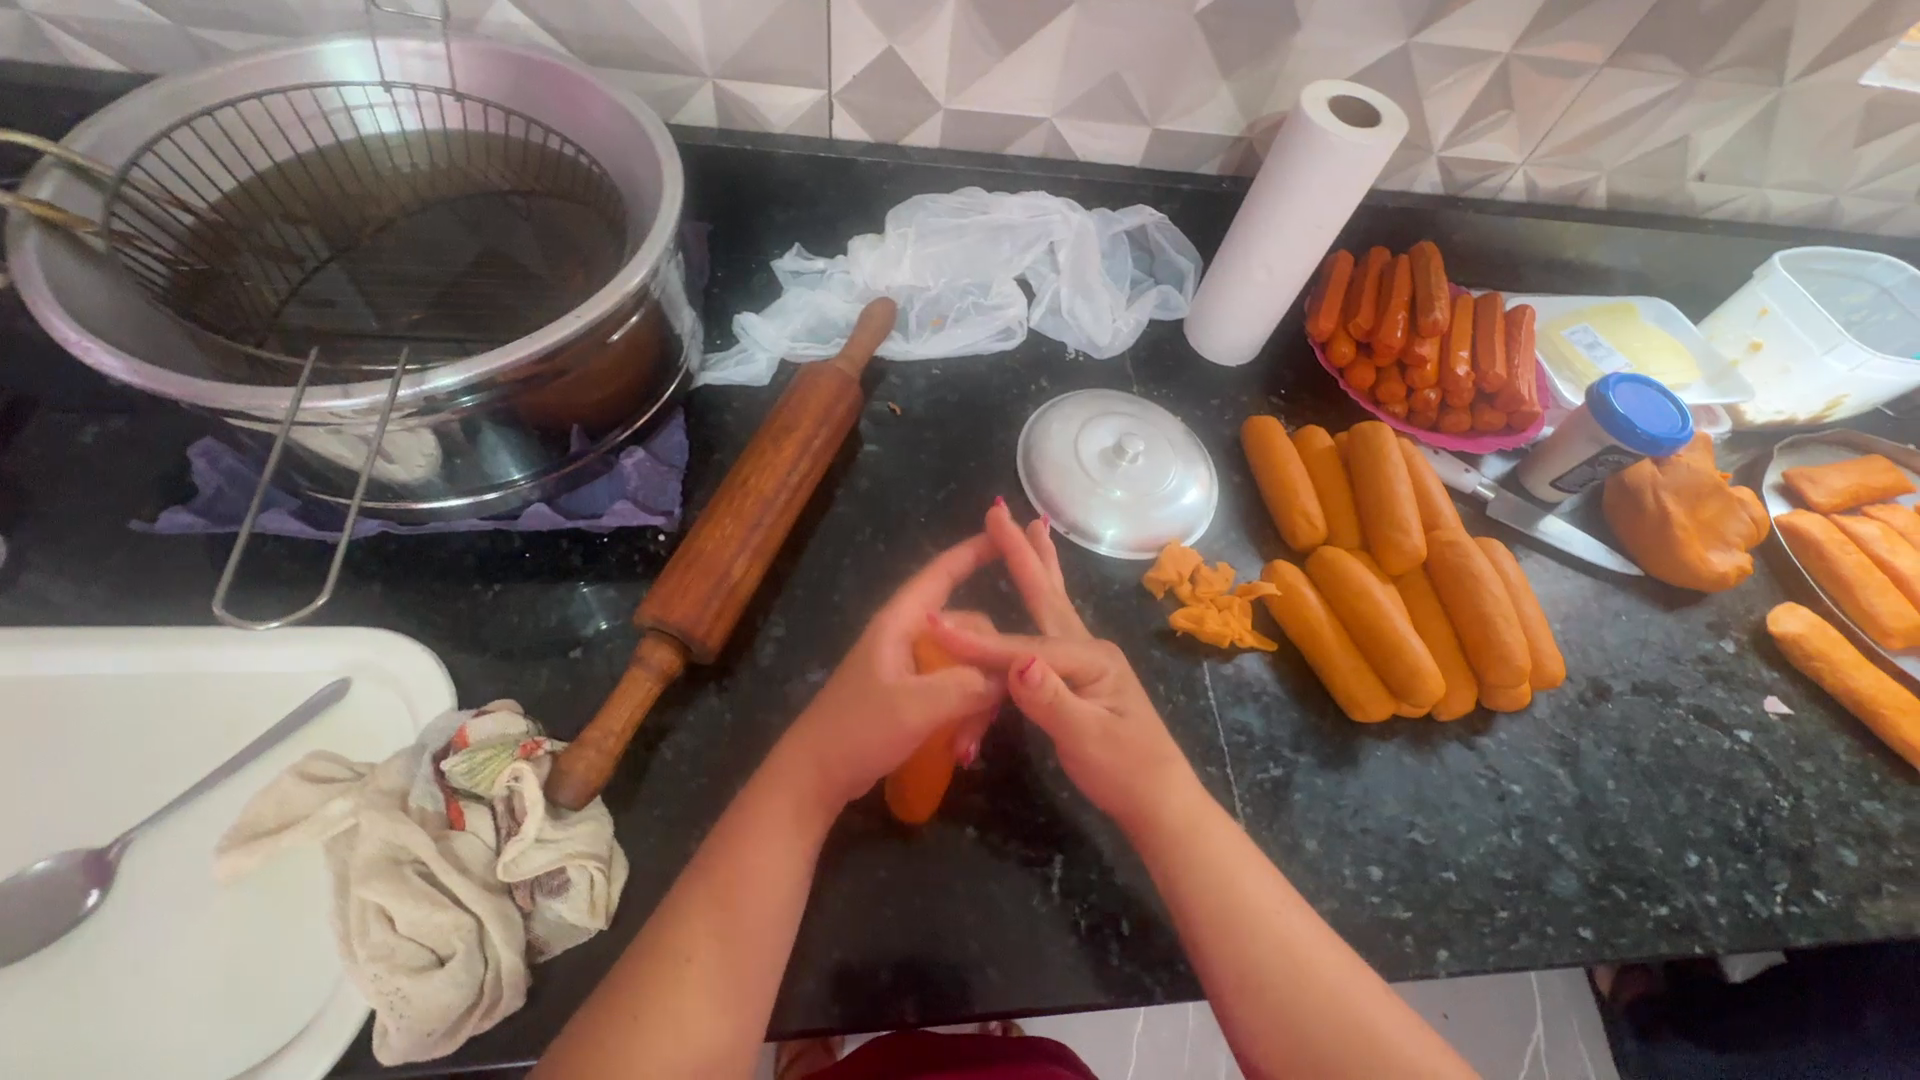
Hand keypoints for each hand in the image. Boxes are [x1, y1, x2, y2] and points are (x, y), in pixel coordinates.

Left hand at [777, 534, 1005, 808]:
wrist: (814, 778)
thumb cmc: (856, 730)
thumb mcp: (916, 707)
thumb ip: (966, 686)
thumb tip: (1009, 674)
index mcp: (901, 624)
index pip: (941, 574)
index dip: (973, 551)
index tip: (1007, 533)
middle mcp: (908, 638)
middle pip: (968, 632)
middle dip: (988, 669)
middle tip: (995, 713)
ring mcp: (910, 669)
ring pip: (966, 668)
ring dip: (977, 704)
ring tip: (969, 746)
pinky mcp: (912, 697)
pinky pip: (954, 693)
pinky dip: (964, 717)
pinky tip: (963, 749)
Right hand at [929, 504, 1196, 831]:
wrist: (1161, 801)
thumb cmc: (1127, 773)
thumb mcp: (1088, 741)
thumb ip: (1052, 702)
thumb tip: (1016, 664)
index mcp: (1090, 660)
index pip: (1021, 649)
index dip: (977, 642)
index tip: (934, 626)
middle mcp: (1090, 649)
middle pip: (1046, 595)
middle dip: (1020, 553)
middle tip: (999, 511)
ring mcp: (1088, 660)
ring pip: (1052, 604)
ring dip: (1037, 565)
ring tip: (1029, 530)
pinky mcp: (1082, 675)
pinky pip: (1051, 627)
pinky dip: (1043, 596)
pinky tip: (1040, 591)